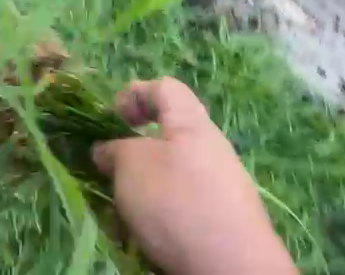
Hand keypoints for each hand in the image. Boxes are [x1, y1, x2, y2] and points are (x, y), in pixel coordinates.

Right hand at [92, 78, 296, 274]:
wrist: (236, 274)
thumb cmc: (178, 203)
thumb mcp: (129, 165)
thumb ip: (113, 149)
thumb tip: (107, 151)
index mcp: (193, 126)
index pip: (164, 88)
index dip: (133, 94)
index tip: (115, 120)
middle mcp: (214, 151)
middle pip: (170, 132)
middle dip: (136, 146)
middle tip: (116, 164)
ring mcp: (226, 190)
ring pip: (175, 170)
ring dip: (147, 180)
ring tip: (130, 202)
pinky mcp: (228, 223)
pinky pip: (187, 201)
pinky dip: (165, 209)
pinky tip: (153, 228)